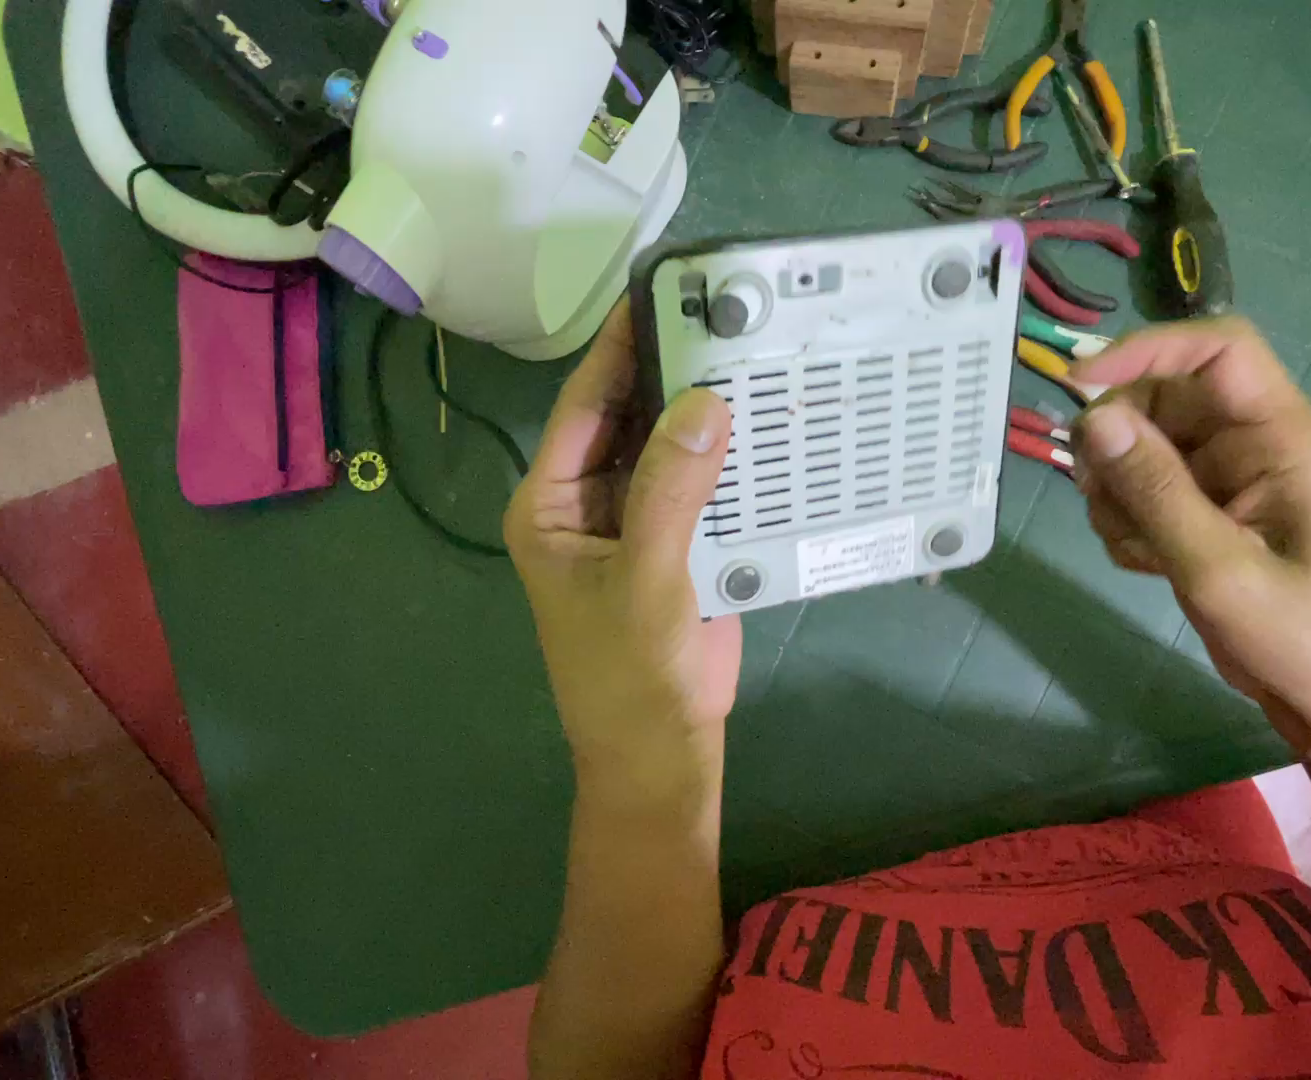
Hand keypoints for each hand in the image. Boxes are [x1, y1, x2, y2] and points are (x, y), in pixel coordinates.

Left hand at [504, 303, 739, 793]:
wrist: (663, 748)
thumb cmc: (629, 673)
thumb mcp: (645, 577)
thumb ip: (670, 489)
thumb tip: (704, 401)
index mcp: (551, 504)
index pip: (583, 408)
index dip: (618, 349)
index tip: (658, 292)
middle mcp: (587, 503)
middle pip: (626, 421)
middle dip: (666, 373)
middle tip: (719, 313)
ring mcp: (633, 523)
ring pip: (666, 451)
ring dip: (698, 413)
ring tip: (746, 353)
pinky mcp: (675, 545)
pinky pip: (697, 485)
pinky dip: (723, 459)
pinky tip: (759, 426)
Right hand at [1069, 318, 1310, 749]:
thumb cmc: (1303, 638)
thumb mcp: (1218, 567)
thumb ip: (1154, 490)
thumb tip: (1093, 418)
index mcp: (1283, 438)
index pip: (1216, 351)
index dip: (1146, 351)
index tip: (1077, 383)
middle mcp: (1252, 446)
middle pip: (1159, 403)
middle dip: (1116, 446)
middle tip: (1099, 499)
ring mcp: (1224, 482)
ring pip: (1138, 450)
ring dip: (1116, 494)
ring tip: (1138, 549)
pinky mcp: (1203, 515)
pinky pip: (1139, 493)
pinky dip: (1125, 523)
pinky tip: (1146, 564)